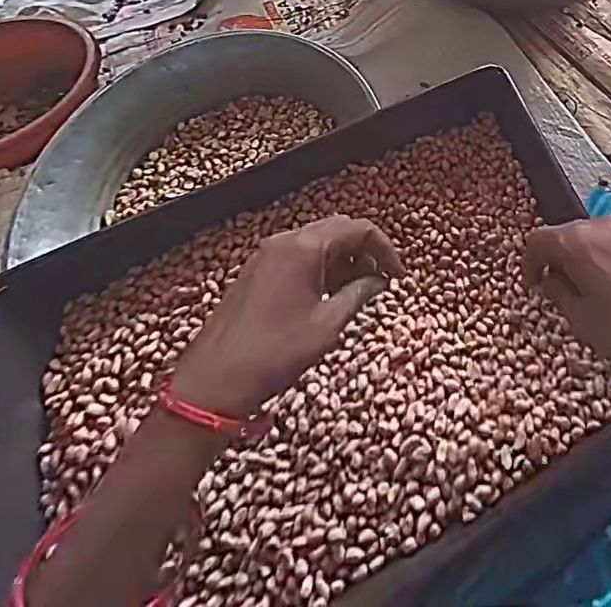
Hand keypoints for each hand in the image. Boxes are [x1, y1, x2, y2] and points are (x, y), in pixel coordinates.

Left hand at [168, 215, 401, 416]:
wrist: (212, 382)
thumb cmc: (275, 352)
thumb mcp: (328, 325)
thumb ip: (359, 294)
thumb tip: (379, 282)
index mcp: (305, 247)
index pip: (359, 229)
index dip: (385, 250)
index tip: (398, 276)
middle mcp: (285, 241)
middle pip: (337, 229)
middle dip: (364, 251)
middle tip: (380, 281)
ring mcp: (266, 255)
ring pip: (316, 242)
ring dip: (342, 260)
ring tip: (357, 292)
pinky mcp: (255, 272)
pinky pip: (296, 257)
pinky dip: (319, 268)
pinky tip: (326, 297)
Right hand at [523, 216, 610, 428]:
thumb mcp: (580, 319)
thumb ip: (558, 290)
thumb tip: (553, 279)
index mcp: (579, 240)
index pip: (540, 239)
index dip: (531, 263)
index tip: (534, 284)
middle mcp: (605, 224)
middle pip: (568, 233)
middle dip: (559, 257)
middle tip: (559, 289)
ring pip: (596, 236)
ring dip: (586, 256)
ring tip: (590, 290)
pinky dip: (610, 257)